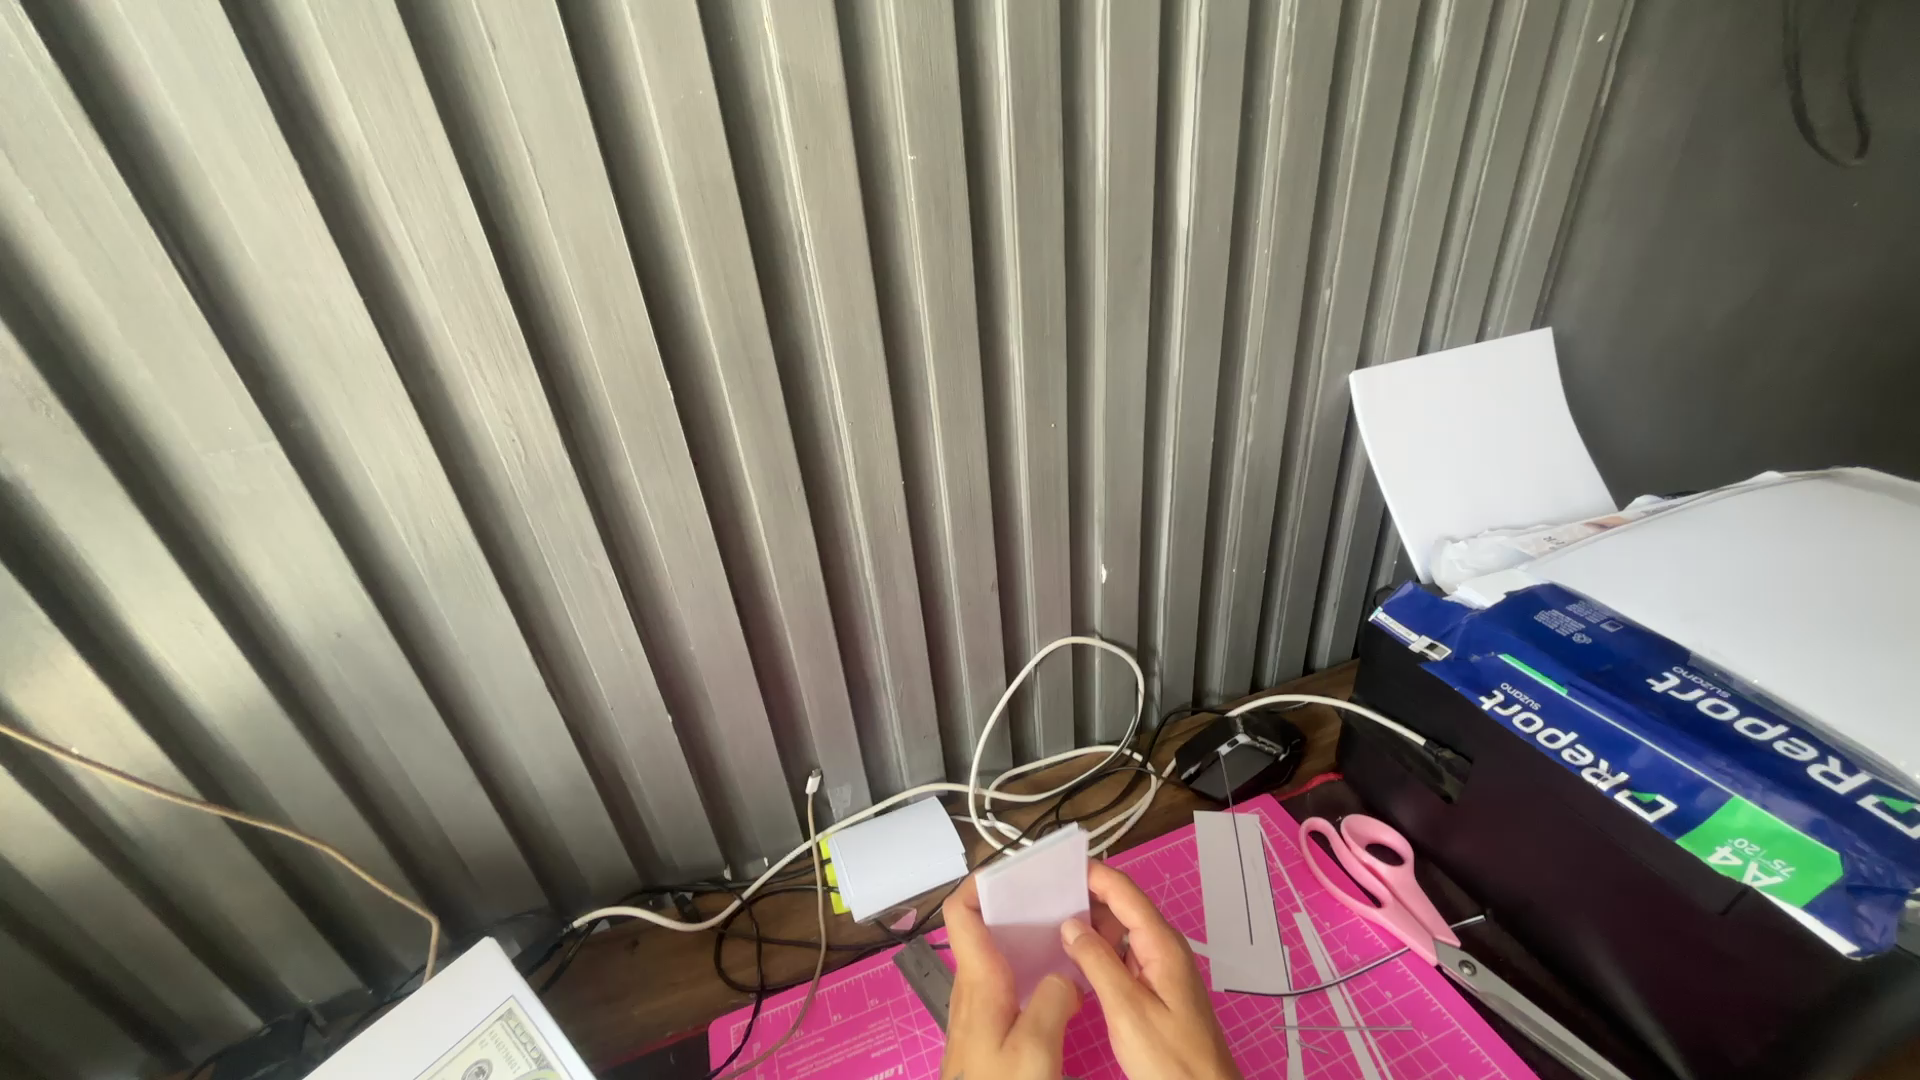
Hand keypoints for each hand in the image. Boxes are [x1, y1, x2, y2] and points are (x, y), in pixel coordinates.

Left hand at [941, 875, 1082, 1079]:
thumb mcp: (1036, 1048)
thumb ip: (1052, 999)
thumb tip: (1063, 974)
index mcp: (978, 977)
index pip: (961, 910)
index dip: (979, 881)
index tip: (1014, 869)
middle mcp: (973, 985)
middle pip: (985, 927)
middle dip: (1016, 905)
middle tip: (1056, 896)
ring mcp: (979, 1008)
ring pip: (999, 955)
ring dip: (1027, 938)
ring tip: (1066, 930)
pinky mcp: (989, 1028)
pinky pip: (1008, 982)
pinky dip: (1031, 970)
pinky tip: (1062, 982)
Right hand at [1063, 861, 1241, 1079]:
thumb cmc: (1170, 1059)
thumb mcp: (1127, 1009)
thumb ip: (1097, 961)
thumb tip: (1070, 924)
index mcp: (1161, 943)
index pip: (1124, 891)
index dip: (1092, 874)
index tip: (1056, 867)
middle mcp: (1163, 947)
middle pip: (1122, 907)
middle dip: (1086, 899)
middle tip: (1044, 901)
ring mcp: (1161, 969)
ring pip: (1122, 933)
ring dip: (1091, 928)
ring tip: (1051, 928)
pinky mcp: (1157, 989)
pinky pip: (1124, 956)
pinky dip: (1100, 952)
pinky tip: (1075, 962)